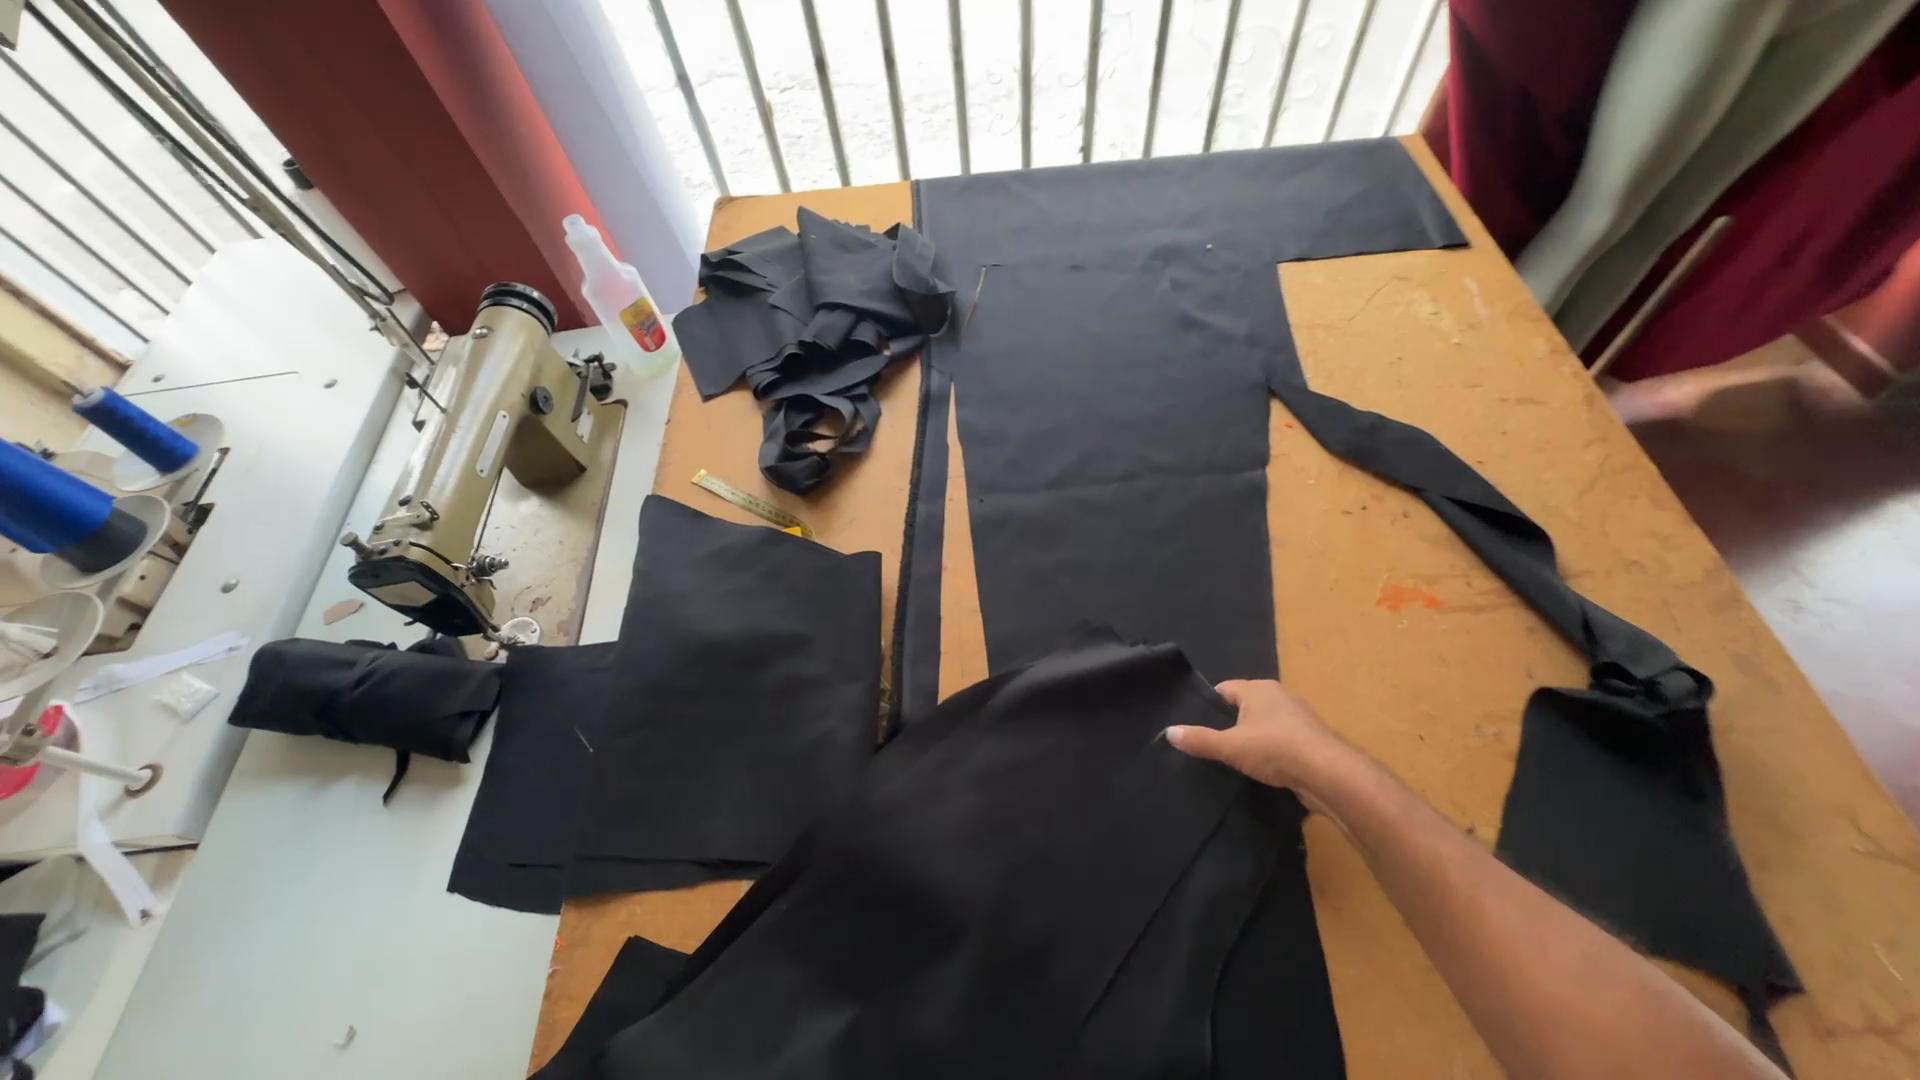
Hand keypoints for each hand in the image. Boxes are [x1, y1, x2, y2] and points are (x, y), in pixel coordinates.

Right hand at [1166, 680, 1352, 808]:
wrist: (1329, 774)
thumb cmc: (1276, 749)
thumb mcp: (1231, 746)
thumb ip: (1200, 740)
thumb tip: (1168, 732)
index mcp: (1258, 688)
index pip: (1224, 690)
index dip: (1208, 707)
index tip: (1194, 727)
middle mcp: (1278, 696)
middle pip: (1243, 707)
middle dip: (1229, 724)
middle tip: (1209, 746)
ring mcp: (1297, 718)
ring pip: (1263, 725)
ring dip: (1251, 739)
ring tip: (1233, 760)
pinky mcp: (1309, 740)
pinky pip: (1280, 741)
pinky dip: (1269, 752)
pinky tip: (1261, 770)